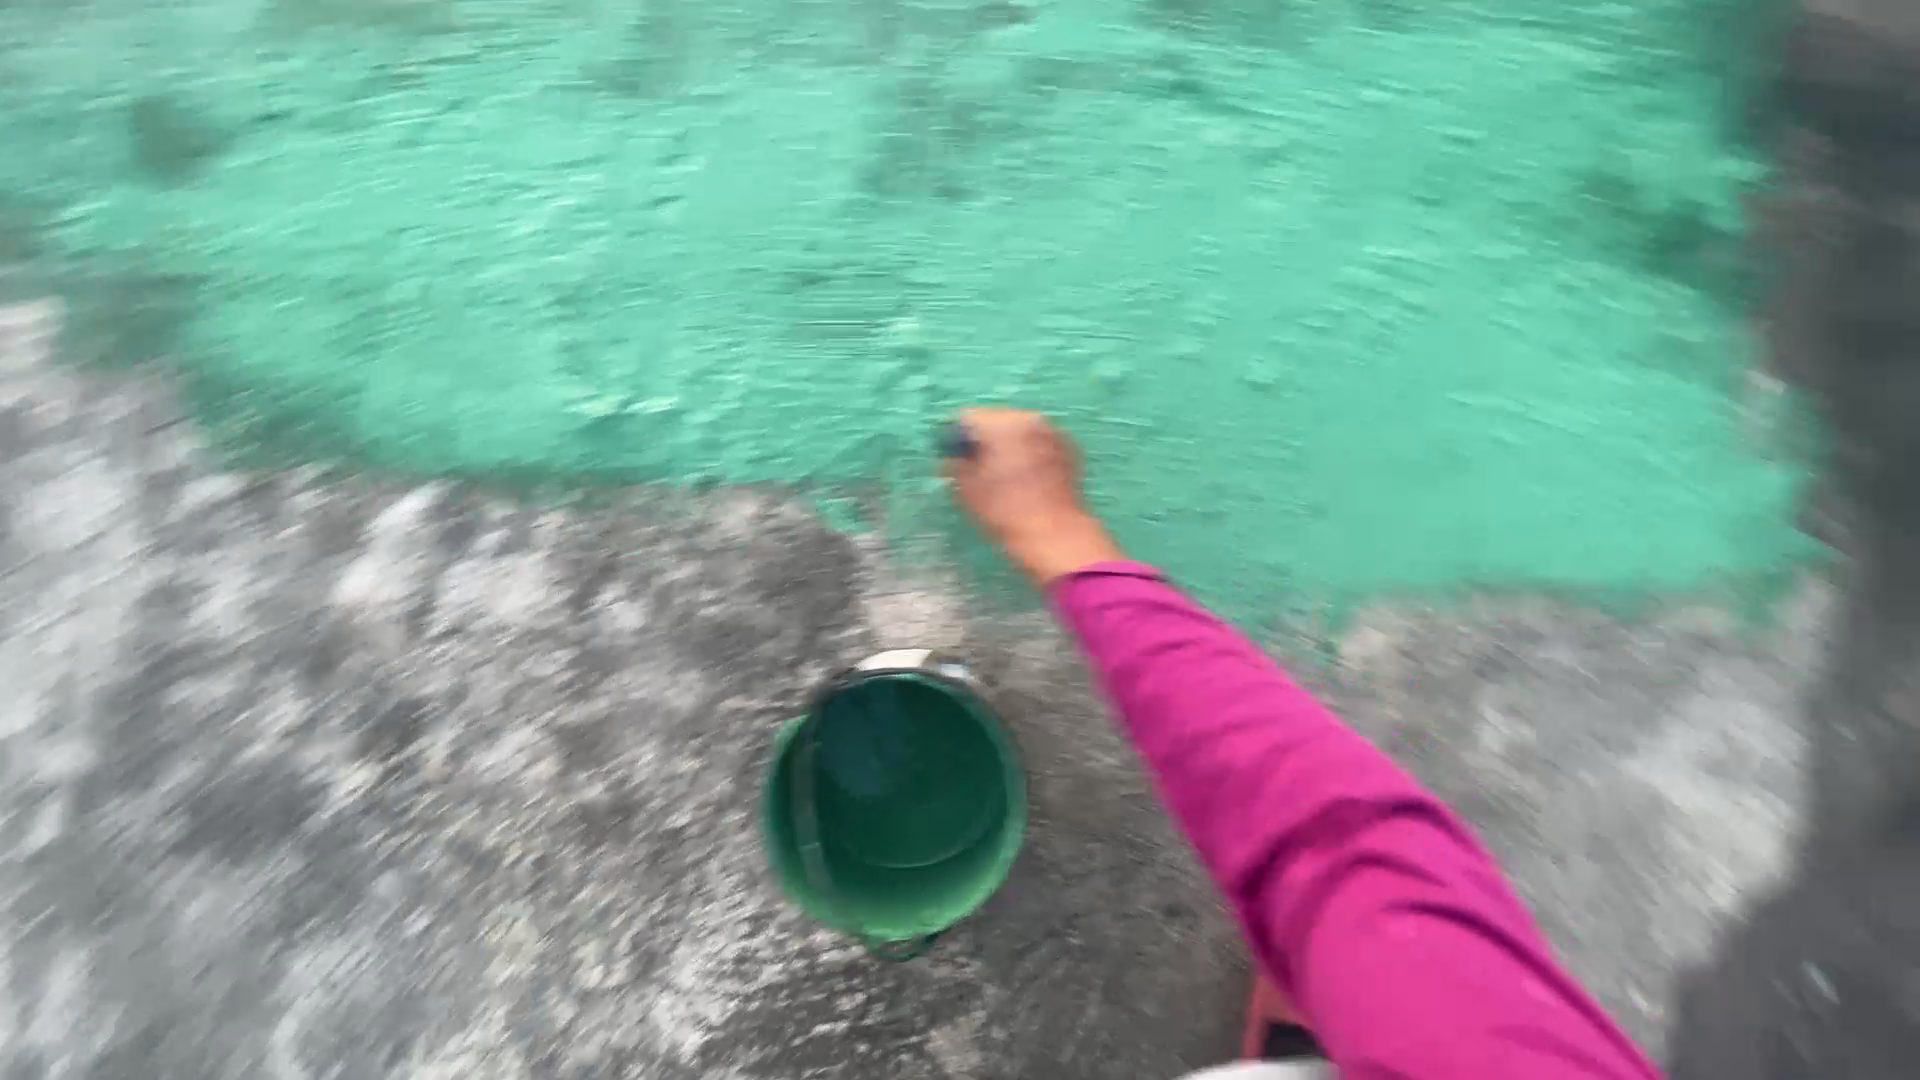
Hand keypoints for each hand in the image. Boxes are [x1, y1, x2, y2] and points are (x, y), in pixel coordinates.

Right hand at [943, 408, 1124, 585]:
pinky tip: (1029, 476)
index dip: (958, 438)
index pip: (968, 418)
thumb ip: (955, 466)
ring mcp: (1052, 431)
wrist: (1054, 533)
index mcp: (1000, 424)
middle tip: (981, 466)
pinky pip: (1040, 441)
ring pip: (1021, 429)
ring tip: (1006, 473)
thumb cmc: (1005, 511)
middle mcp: (1028, 418)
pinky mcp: (1069, 448)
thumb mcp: (968, 490)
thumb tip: (952, 458)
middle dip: (987, 438)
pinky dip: (1032, 451)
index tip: (956, 457)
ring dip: (1011, 444)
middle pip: (997, 419)